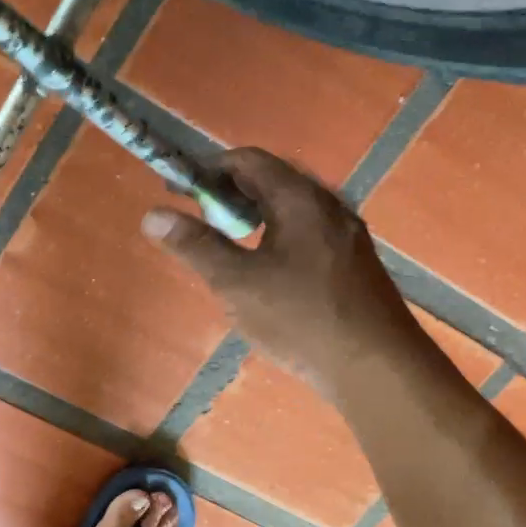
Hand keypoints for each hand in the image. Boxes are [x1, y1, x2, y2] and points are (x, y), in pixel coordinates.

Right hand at [143, 148, 422, 392]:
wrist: (373, 364)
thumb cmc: (298, 317)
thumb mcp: (235, 282)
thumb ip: (194, 245)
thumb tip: (152, 215)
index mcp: (299, 200)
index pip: (248, 161)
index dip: (207, 170)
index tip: (176, 192)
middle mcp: (327, 205)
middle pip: (271, 179)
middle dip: (227, 191)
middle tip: (194, 218)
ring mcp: (344, 233)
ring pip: (289, 206)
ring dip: (250, 213)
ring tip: (221, 241)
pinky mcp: (350, 259)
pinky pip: (304, 228)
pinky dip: (273, 231)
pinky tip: (260, 265)